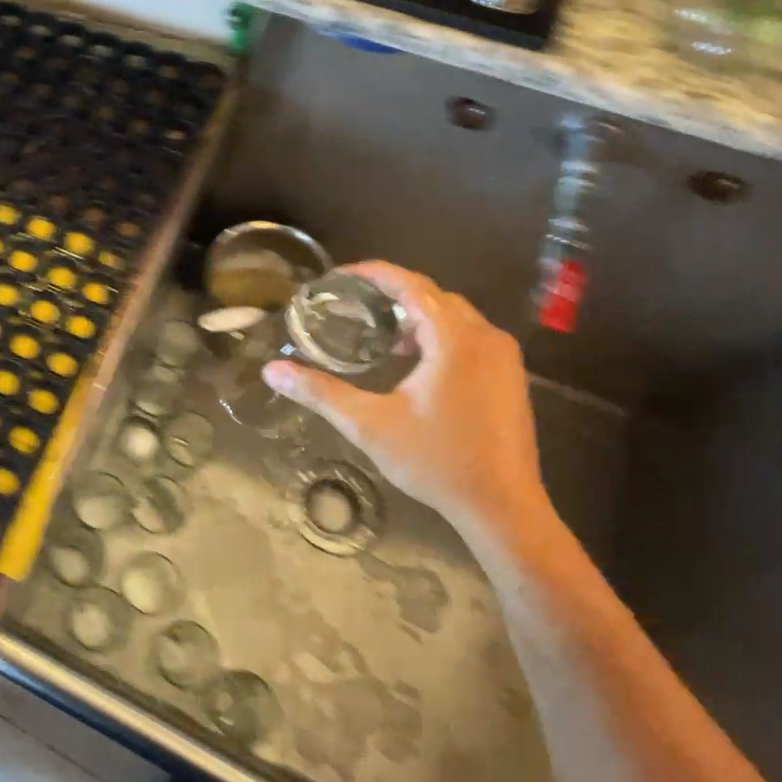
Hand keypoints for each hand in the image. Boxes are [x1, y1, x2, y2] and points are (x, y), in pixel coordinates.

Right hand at [262, 261, 548, 534]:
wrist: (502, 507)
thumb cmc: (436, 461)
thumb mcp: (369, 425)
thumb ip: (320, 392)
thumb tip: (272, 371)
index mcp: (454, 340)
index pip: (412, 285)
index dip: (374, 274)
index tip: (339, 276)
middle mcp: (485, 337)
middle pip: (433, 295)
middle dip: (392, 293)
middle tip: (350, 304)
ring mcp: (503, 357)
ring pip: (453, 315)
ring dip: (415, 315)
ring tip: (376, 332)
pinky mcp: (509, 376)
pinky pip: (468, 335)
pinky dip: (437, 333)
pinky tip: (412, 361)